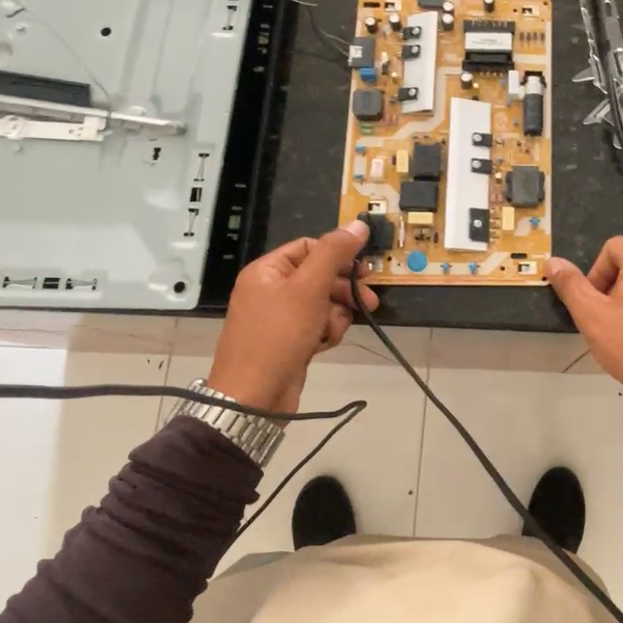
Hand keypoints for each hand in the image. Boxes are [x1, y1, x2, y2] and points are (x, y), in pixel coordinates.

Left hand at [210, 220, 377, 413]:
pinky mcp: (288, 341)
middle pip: (319, 276)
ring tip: (335, 329)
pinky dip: (326, 332)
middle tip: (369, 300)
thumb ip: (334, 253)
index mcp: (267, 270)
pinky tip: (325, 344)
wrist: (253, 398)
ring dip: (336, 314)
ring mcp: (279, 318)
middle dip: (344, 289)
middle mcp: (270, 290)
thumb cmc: (278, 336)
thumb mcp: (309, 288)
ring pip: (322, 302)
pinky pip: (316, 325)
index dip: (338, 255)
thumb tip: (358, 224)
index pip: (310, 247)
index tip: (364, 269)